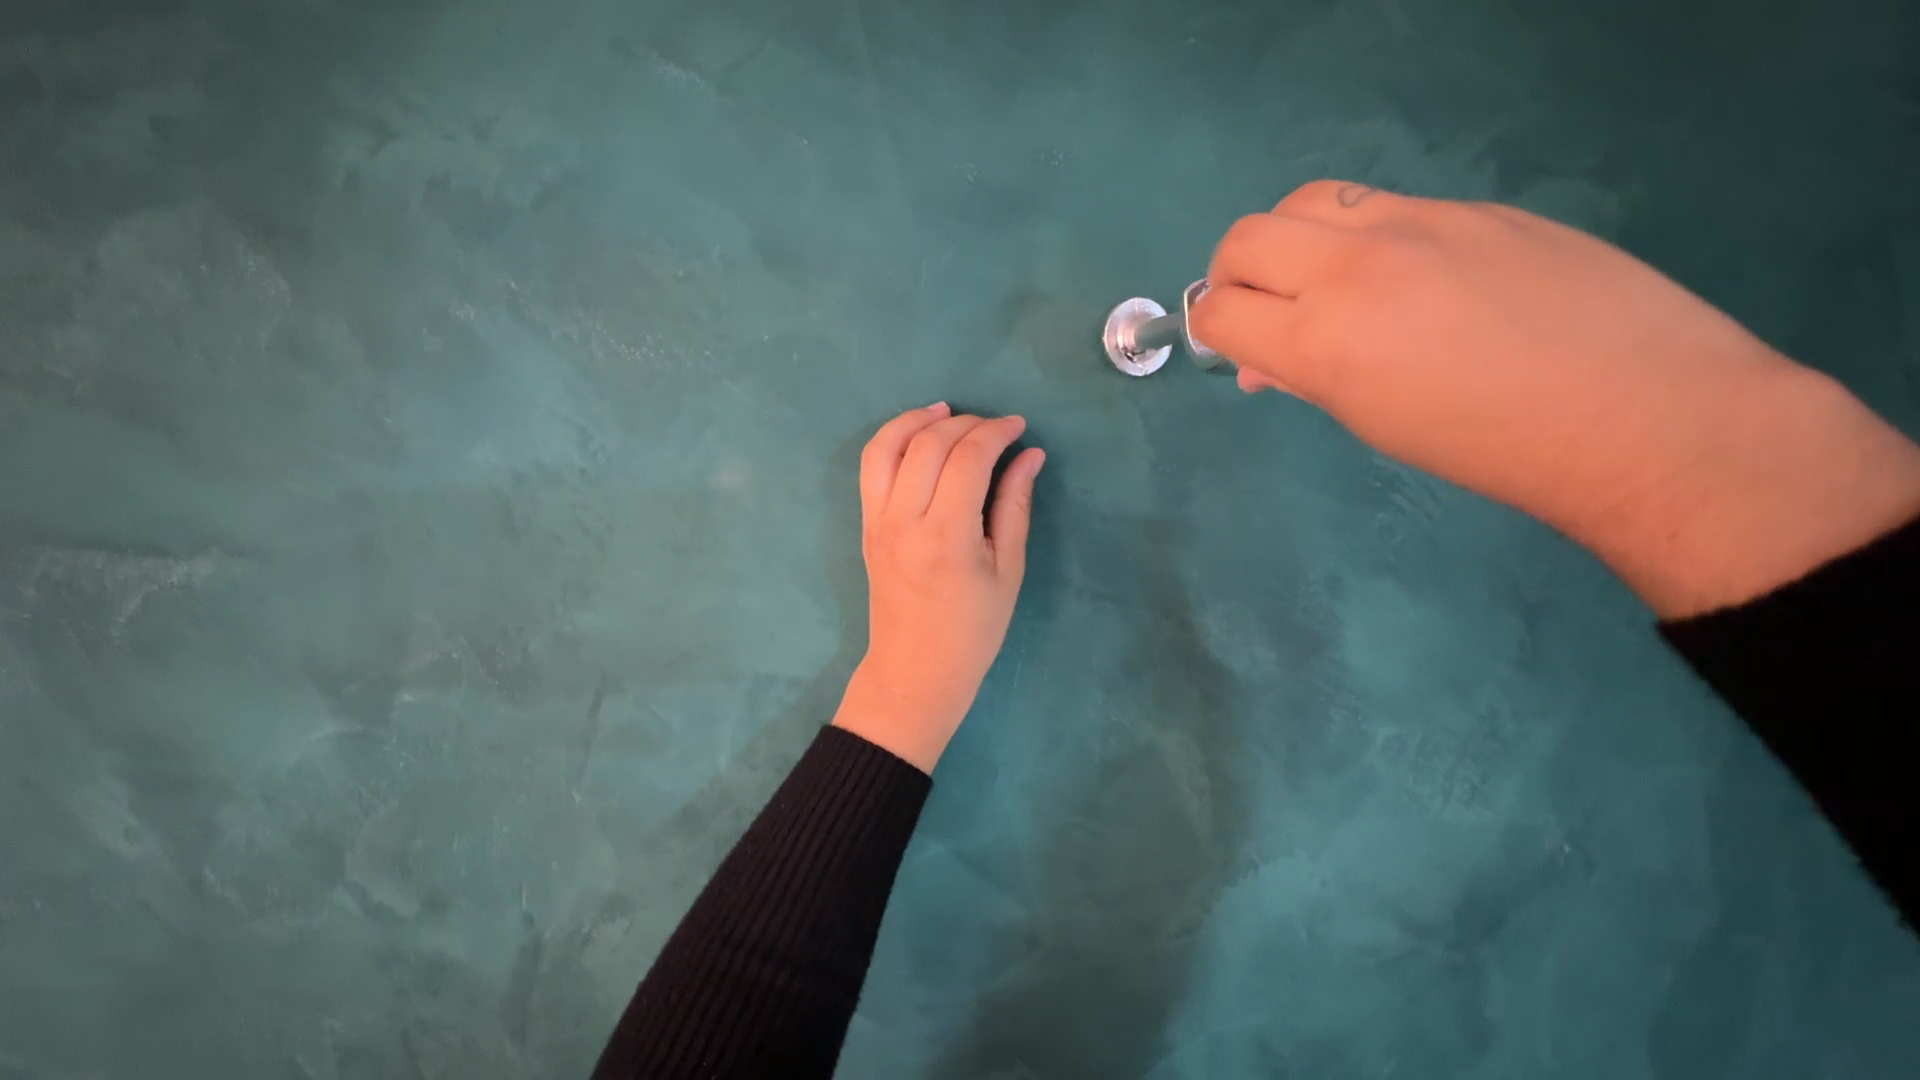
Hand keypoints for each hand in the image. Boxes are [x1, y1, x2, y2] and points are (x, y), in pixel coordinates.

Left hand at [832, 404, 1044, 772]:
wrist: (915, 670)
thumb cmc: (973, 630)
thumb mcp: (1008, 570)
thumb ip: (1015, 506)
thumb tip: (1030, 455)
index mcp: (947, 536)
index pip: (968, 458)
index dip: (996, 432)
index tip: (1018, 427)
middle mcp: (905, 520)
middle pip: (930, 444)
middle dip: (966, 423)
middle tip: (994, 427)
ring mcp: (878, 521)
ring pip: (888, 446)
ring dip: (918, 419)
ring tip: (948, 412)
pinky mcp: (866, 525)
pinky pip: (871, 466)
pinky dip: (893, 439)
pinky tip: (919, 434)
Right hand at [1192, 180, 1919, 616]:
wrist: (1632, 412)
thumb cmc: (1485, 445)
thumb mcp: (1371, 420)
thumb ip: (1304, 375)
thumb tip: (1265, 362)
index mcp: (1321, 342)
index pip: (1220, 311)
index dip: (1209, 328)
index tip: (1225, 342)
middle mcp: (1353, 268)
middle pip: (1246, 238)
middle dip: (1232, 274)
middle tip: (1258, 306)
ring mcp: (1416, 224)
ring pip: (1310, 203)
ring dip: (1292, 241)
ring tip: (1321, 279)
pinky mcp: (1469, 206)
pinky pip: (1384, 207)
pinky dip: (1364, 240)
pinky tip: (1409, 279)